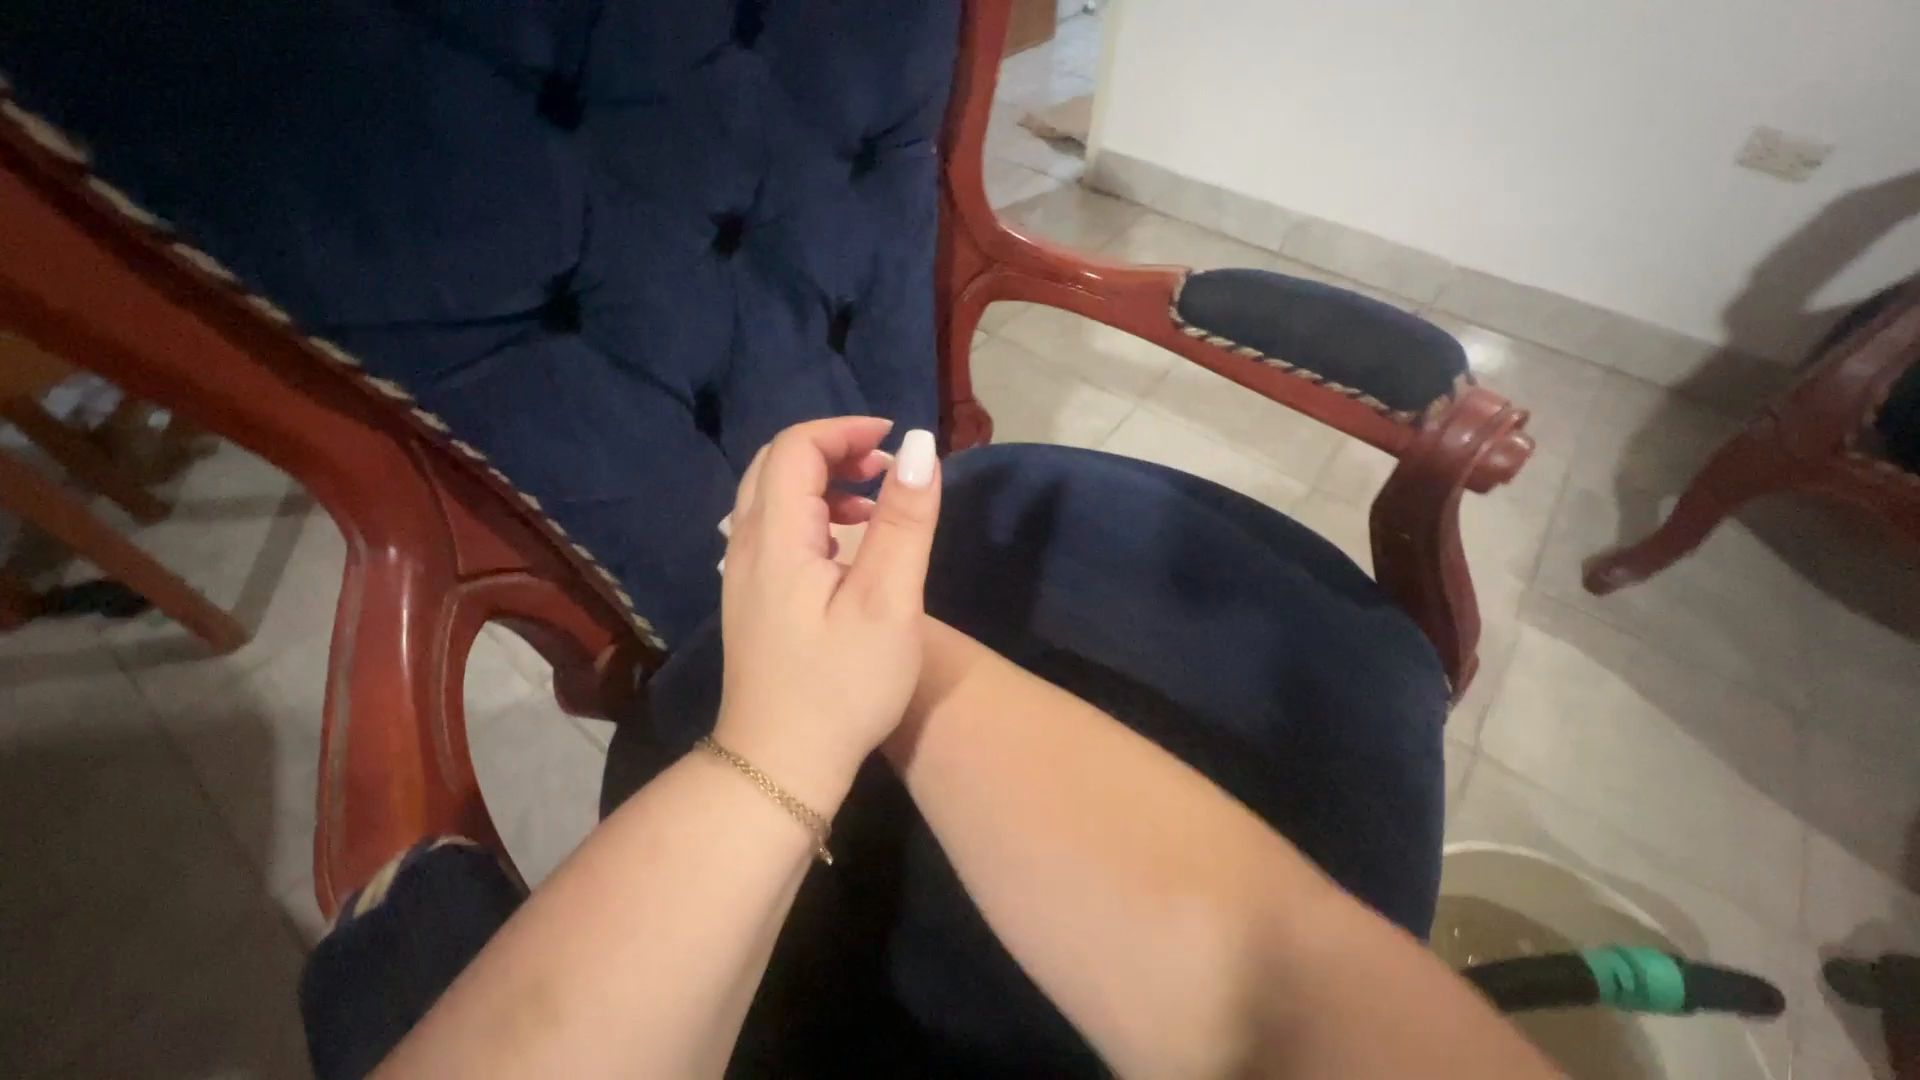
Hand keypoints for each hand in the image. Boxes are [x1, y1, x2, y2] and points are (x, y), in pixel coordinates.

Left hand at [712, 417, 941, 803]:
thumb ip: (903, 520)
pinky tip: (847, 549)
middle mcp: (747, 547)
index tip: (894, 441)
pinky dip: (814, 516)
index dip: (844, 431)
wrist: (780, 763)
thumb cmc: (842, 685)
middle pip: (778, 465)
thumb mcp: (887, 601)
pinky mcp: (752, 600)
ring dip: (824, 483)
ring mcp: (744, 576)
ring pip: (773, 498)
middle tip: (885, 467)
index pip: (796, 448)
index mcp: (776, 539)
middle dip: (833, 450)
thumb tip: (918, 446)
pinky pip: (775, 531)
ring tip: (875, 504)